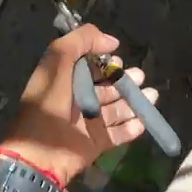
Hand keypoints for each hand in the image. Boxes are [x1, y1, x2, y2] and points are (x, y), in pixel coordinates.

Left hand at [0, 24, 155, 185]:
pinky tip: (143, 122)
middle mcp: (79, 99)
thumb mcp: (58, 59)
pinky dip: (131, 128)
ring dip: (135, 102)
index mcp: (67, 79)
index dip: (107, 63)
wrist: (39, 152)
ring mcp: (88, 122)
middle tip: (141, 77)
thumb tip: (113, 42)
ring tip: (151, 97)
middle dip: (126, 81)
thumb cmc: (48, 102)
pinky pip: (118, 134)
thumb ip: (83, 40)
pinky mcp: (96, 143)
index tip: (118, 61)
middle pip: (109, 87)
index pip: (92, 67)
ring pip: (117, 109)